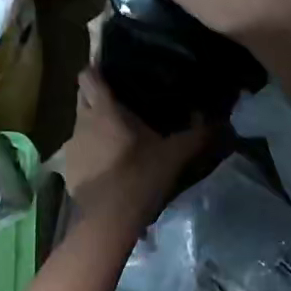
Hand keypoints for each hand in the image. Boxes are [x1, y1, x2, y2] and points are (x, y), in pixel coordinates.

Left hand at [60, 69, 208, 223]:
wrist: (109, 220)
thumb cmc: (140, 177)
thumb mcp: (175, 155)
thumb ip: (198, 135)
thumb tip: (222, 122)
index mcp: (104, 110)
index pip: (88, 75)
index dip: (97, 71)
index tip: (112, 73)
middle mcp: (81, 123)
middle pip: (83, 98)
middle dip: (97, 98)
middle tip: (121, 105)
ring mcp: (71, 148)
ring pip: (81, 127)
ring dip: (94, 128)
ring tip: (117, 138)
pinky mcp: (68, 171)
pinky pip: (79, 153)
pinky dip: (91, 154)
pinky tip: (108, 166)